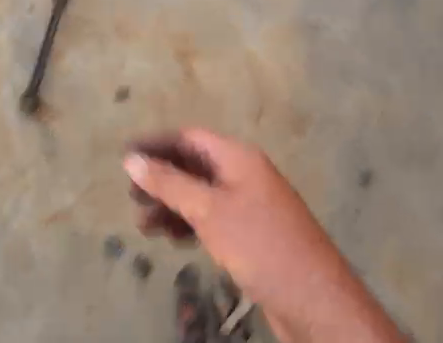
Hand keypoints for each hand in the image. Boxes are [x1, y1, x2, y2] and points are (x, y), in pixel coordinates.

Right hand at [125, 129, 403, 342]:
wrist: (318, 304)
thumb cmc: (260, 245)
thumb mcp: (208, 210)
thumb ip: (168, 183)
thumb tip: (131, 158)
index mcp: (239, 158)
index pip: (189, 138)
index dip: (156, 145)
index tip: (124, 156)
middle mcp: (246, 175)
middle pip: (194, 166)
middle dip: (161, 179)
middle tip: (131, 196)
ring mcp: (252, 207)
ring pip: (201, 196)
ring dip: (171, 206)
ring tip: (144, 226)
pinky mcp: (255, 237)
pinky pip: (214, 219)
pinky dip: (190, 224)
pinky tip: (174, 239)